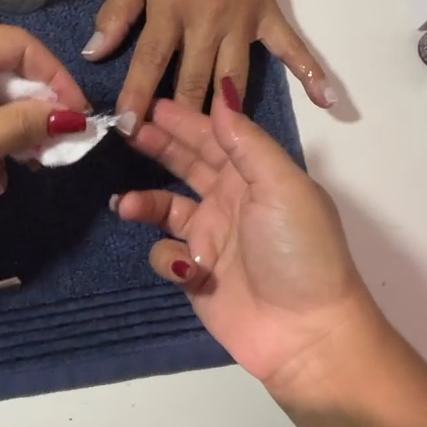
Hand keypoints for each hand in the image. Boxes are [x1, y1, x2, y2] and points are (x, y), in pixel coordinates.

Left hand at [84, 0, 335, 129]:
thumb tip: (94, 52)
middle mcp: (207, 24)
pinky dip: (310, 73)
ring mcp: (243, 22)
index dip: (138, 97)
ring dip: (226, 114)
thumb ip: (117, 12)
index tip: (127, 130)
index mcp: (170, 11)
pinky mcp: (269, 15)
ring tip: (220, 150)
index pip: (150, 63)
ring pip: (234, 78)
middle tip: (169, 151)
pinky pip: (292, 48)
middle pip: (193, 81)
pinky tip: (327, 102)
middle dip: (180, 119)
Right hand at [114, 86, 375, 396]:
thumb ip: (246, 142)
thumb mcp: (281, 185)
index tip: (147, 103)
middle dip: (157, 148)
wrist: (304, 331)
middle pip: (188, 165)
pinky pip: (168, 256)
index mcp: (258, 176)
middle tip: (122, 133)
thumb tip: (221, 95)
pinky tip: (187, 269)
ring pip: (167, 209)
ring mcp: (213, 239)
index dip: (183, 120)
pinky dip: (169, 259)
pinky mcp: (197, 275)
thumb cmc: (298, 251)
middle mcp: (233, 202)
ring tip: (125, 204)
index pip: (215, 137)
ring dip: (146, 202)